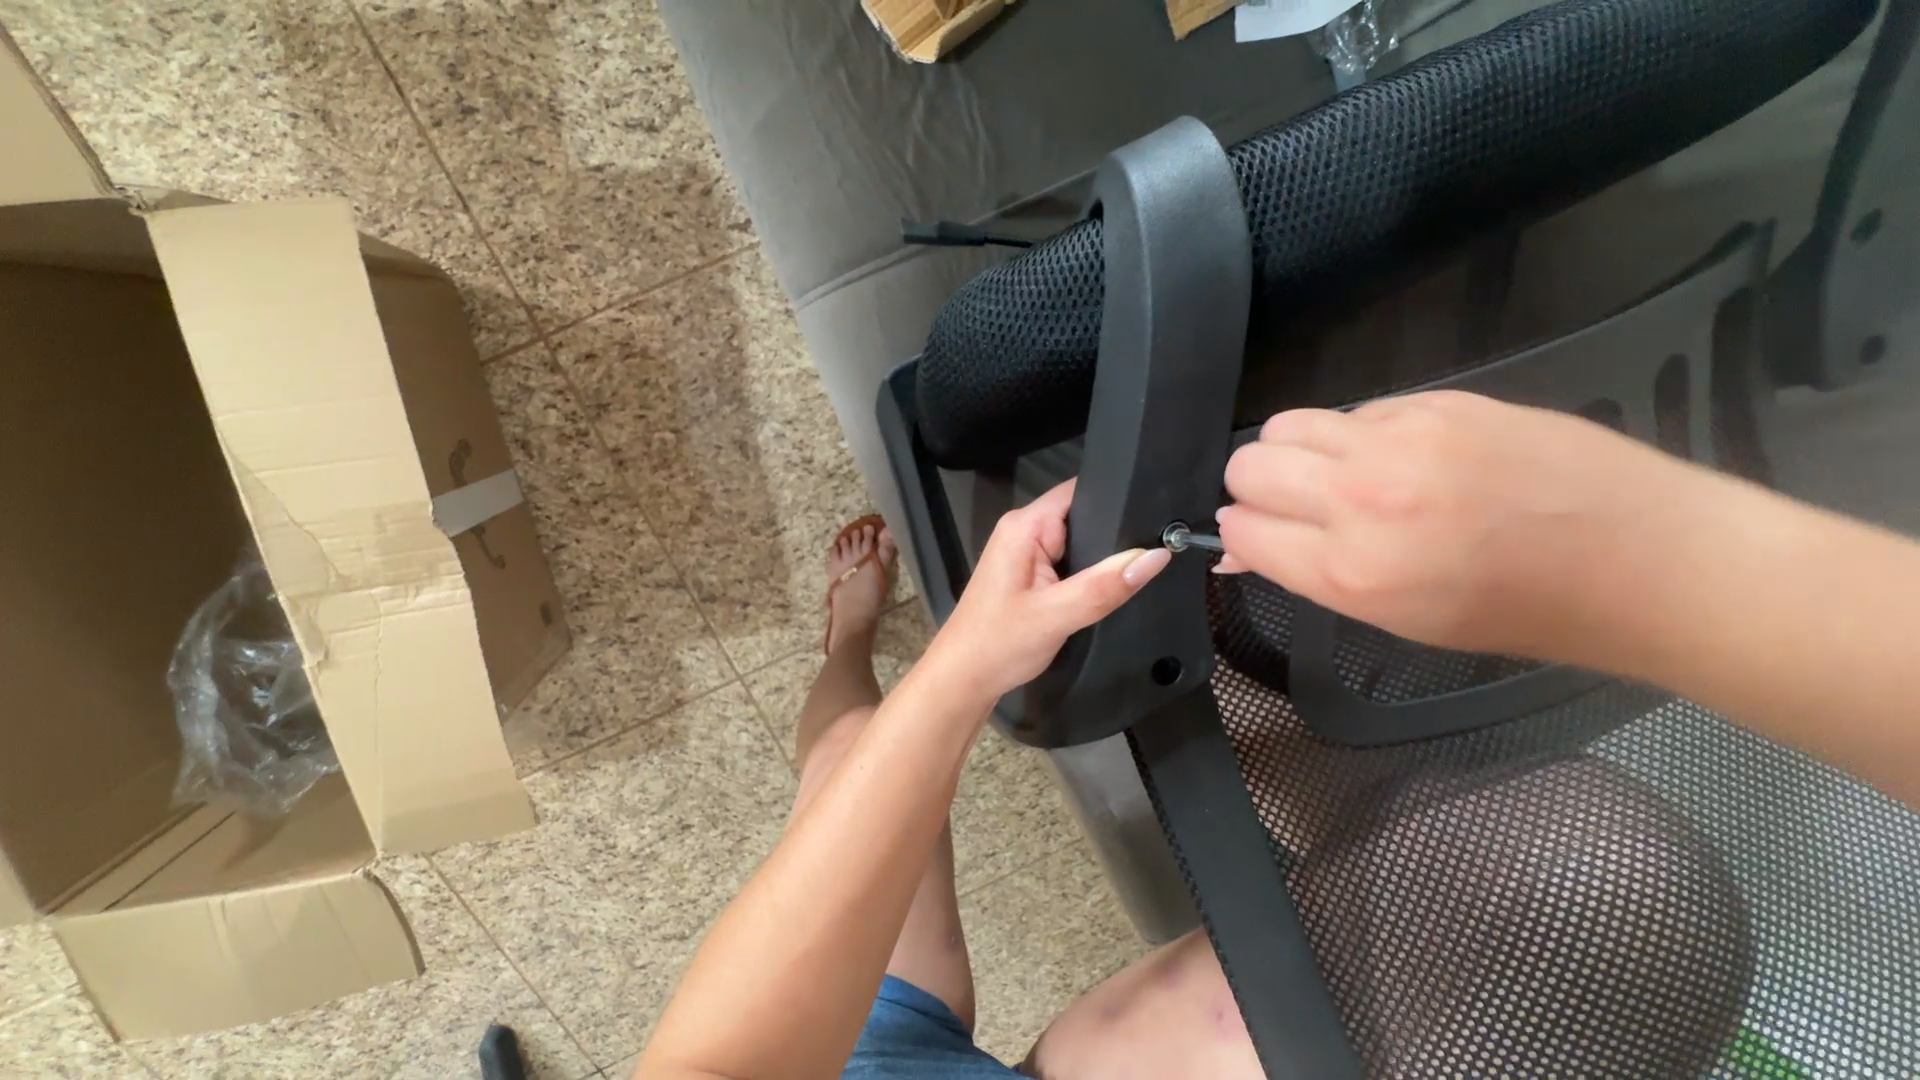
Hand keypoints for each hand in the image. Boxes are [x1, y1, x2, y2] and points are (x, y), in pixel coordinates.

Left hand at [922, 480, 1171, 701]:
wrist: (963, 680)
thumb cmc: (1000, 643)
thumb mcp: (1058, 615)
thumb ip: (1106, 585)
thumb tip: (1156, 555)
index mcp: (1025, 525)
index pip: (1079, 490)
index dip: (1117, 494)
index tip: (1156, 510)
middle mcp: (1024, 530)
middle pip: (1082, 514)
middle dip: (1116, 529)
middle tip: (1159, 544)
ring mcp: (1025, 554)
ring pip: (1079, 541)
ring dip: (1104, 555)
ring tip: (1144, 564)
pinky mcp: (1030, 576)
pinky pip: (1069, 562)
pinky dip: (1089, 573)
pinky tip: (1111, 584)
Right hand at [1218, 391, 1711, 661]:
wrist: (1646, 559)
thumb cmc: (1519, 611)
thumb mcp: (1400, 617)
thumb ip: (1310, 573)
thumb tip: (1241, 542)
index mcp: (1353, 572)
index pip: (1243, 531)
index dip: (1243, 534)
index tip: (1260, 536)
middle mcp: (1361, 499)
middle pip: (1248, 467)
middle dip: (1254, 488)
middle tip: (1294, 506)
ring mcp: (1400, 441)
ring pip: (1286, 425)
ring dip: (1293, 453)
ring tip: (1339, 475)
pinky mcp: (1438, 401)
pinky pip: (1353, 412)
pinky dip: (1354, 437)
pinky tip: (1401, 459)